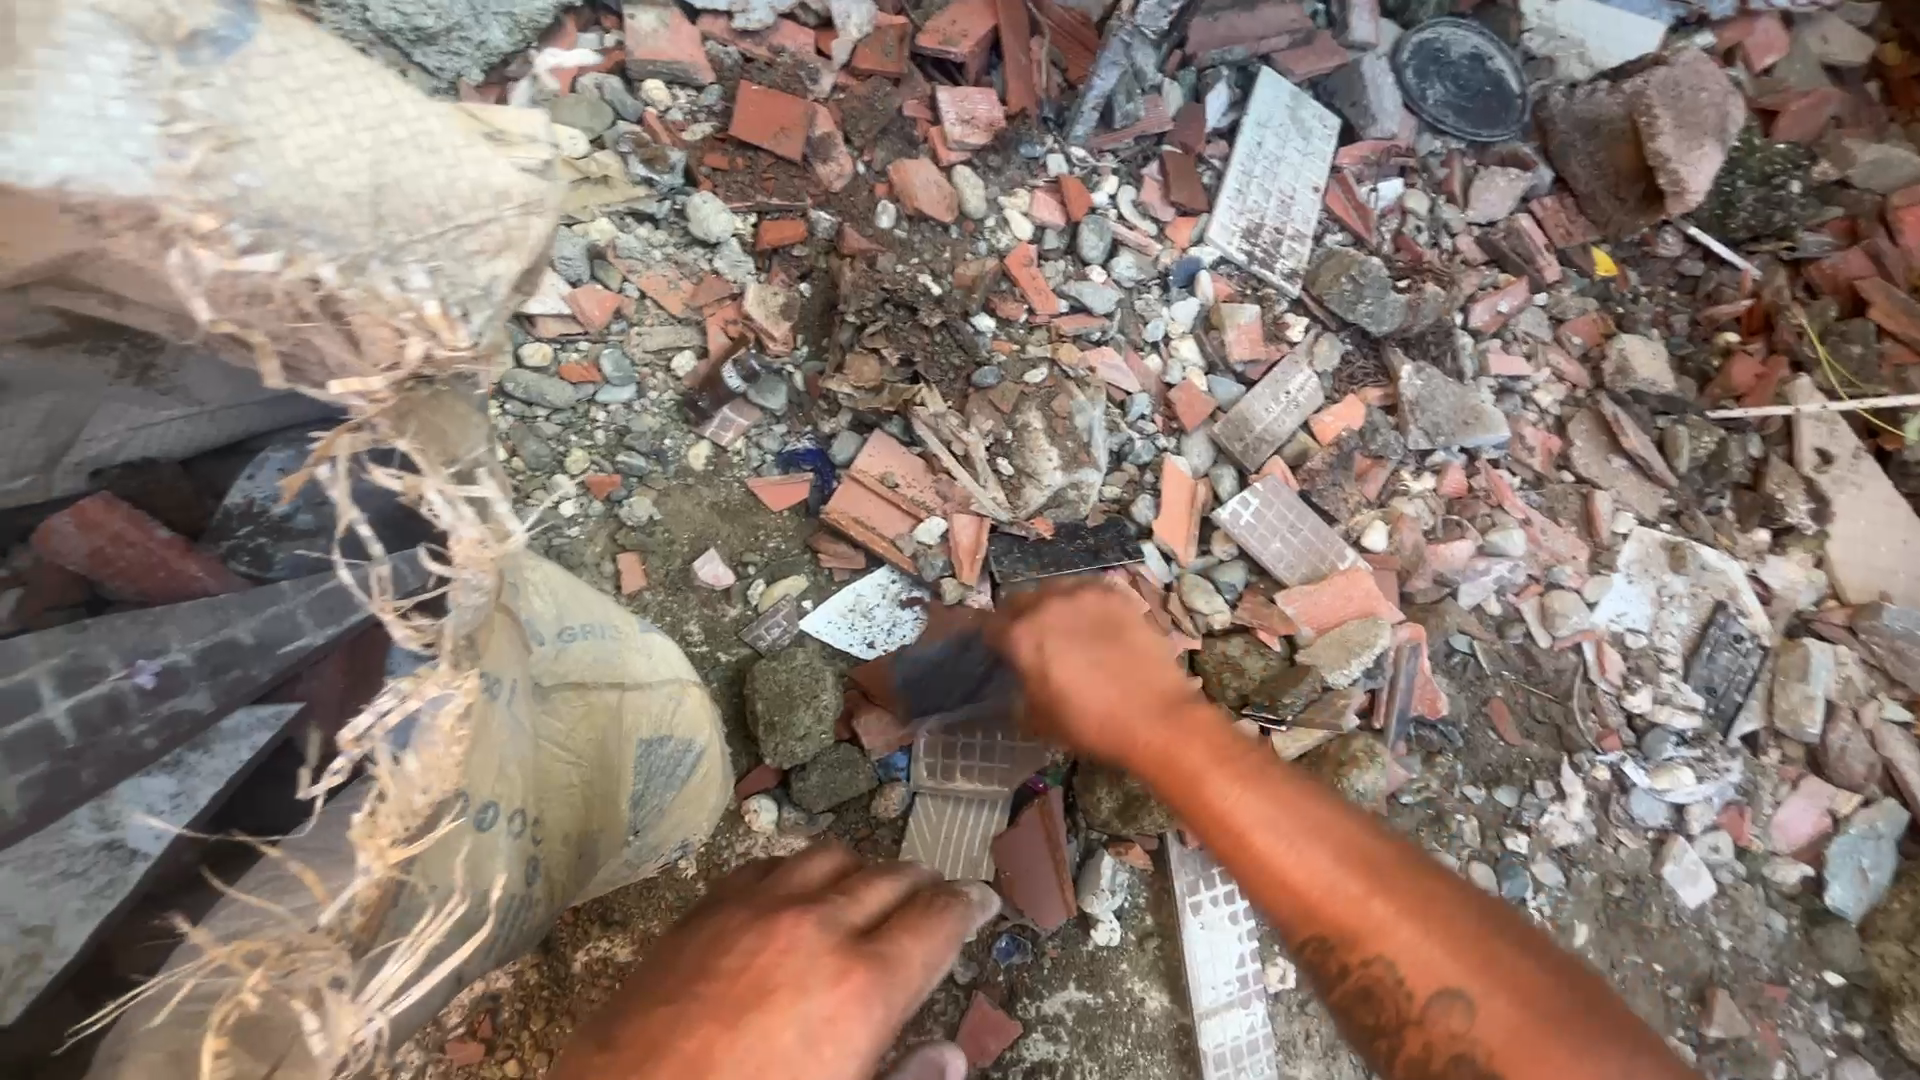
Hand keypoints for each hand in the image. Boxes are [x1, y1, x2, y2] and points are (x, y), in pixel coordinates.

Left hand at [548, 842, 998, 1079]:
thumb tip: (954, 1056)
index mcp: (863, 986)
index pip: (936, 921)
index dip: (965, 907)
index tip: (977, 902)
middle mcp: (819, 927)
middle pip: (891, 878)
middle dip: (921, 885)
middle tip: (931, 897)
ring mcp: (758, 907)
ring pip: (833, 855)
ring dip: (862, 868)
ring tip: (867, 887)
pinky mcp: (708, 906)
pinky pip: (771, 863)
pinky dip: (800, 870)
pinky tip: (796, 892)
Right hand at [990, 580, 1207, 765]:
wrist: (1155, 717)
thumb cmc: (1090, 724)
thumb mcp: (1038, 720)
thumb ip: (1020, 692)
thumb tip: (1023, 681)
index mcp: (1021, 635)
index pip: (987, 623)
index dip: (986, 634)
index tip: (992, 643)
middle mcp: (1046, 604)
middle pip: (1018, 600)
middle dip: (1017, 617)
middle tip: (1027, 637)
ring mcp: (1083, 594)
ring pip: (1053, 589)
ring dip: (1049, 604)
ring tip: (1061, 623)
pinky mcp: (1116, 594)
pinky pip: (1087, 589)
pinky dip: (1082, 601)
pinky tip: (1092, 618)